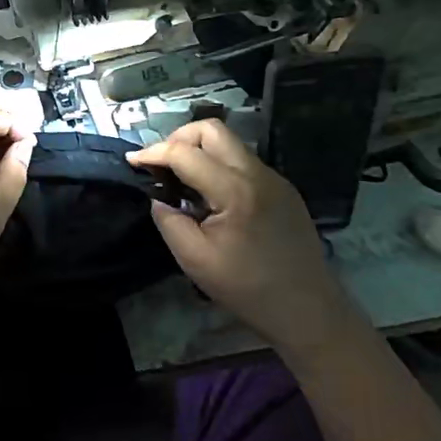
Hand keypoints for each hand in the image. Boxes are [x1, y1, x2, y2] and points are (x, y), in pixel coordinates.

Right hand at [128, 120, 360, 358]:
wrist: (308, 310)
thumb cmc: (248, 289)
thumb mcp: (195, 260)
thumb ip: (168, 219)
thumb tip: (157, 194)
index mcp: (235, 190)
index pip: (185, 152)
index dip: (153, 152)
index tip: (132, 161)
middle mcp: (257, 173)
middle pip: (211, 130)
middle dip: (179, 139)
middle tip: (161, 165)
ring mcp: (274, 177)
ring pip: (230, 142)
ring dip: (200, 150)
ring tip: (183, 180)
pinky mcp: (283, 188)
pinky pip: (244, 161)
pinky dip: (220, 164)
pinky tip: (211, 195)